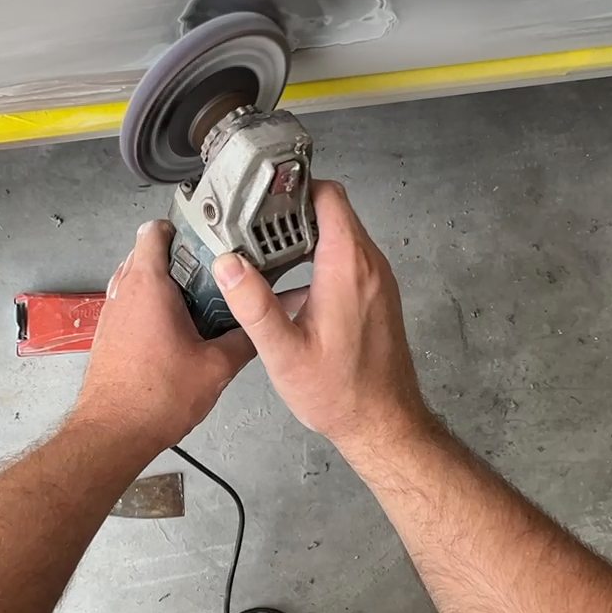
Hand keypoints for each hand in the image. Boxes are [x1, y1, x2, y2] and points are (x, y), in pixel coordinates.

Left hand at [70, 220, 257, 450]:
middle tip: (212, 272)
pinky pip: (130, 305)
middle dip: (179, 257)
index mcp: (148, 286)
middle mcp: (124, 293)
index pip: (155, 230)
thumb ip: (245, 339)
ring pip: (137, 280)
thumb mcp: (216, 367)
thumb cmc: (155, 398)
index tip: (207, 236)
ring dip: (164, 283)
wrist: (114, 433)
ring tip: (198, 301)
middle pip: (148, 253)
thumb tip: (266, 324)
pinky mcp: (108, 335)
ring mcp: (111, 314)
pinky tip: (177, 330)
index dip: (182, 227)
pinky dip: (150, 306)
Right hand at [211, 180, 432, 462]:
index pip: (329, 196)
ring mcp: (376, 281)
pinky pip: (348, 259)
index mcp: (348, 267)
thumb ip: (253, 305)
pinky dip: (319, 257)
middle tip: (253, 227)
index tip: (262, 198)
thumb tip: (228, 265)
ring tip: (266, 253)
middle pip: (333, 211)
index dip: (293, 189)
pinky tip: (292, 284)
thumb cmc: (340, 392)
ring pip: (341, 234)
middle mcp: (369, 266)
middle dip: (291, 212)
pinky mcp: (375, 296)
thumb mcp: (283, 352)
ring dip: (305, 236)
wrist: (383, 422)